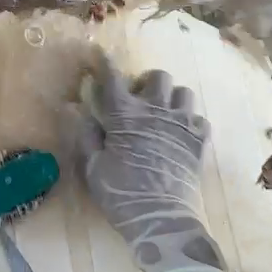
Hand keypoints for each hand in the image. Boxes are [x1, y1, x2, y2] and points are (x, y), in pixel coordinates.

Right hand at [62, 56, 232, 271]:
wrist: (162, 218)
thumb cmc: (121, 194)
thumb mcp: (92, 167)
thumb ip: (84, 134)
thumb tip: (72, 107)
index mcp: (124, 116)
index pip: (112, 79)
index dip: (105, 63)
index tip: (100, 53)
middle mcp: (155, 111)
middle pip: (157, 77)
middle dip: (146, 83)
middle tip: (138, 100)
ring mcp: (181, 124)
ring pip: (184, 92)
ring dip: (172, 98)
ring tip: (163, 114)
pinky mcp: (199, 140)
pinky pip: (200, 118)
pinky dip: (190, 122)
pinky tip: (180, 134)